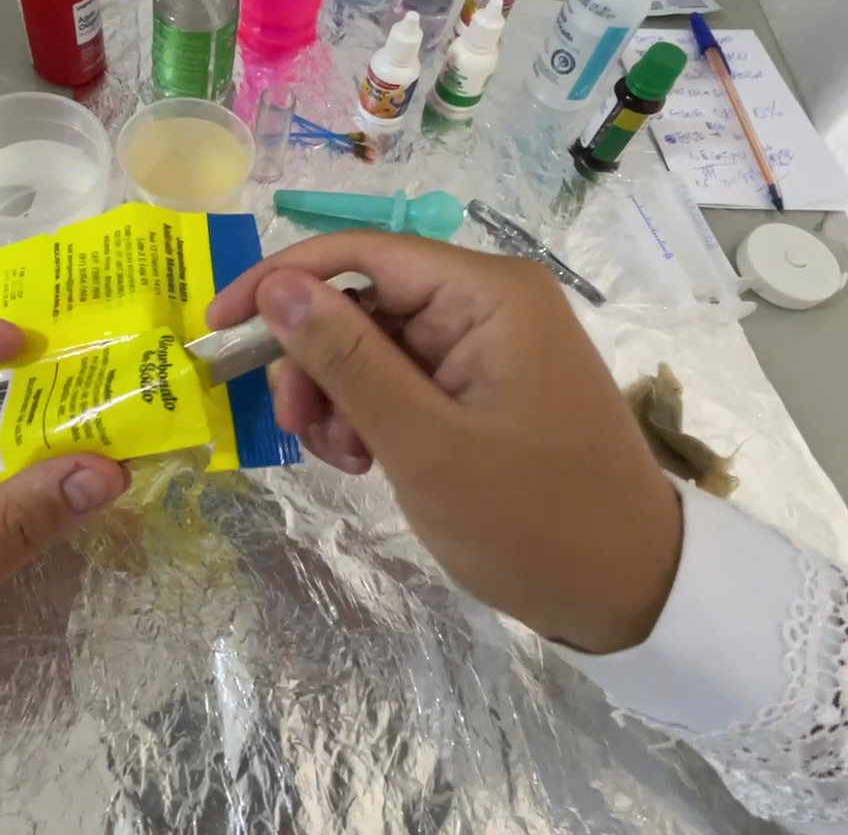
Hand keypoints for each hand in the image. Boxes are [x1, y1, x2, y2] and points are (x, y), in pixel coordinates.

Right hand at [208, 234, 680, 653]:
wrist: (628, 592)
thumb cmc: (532, 519)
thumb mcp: (423, 442)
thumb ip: (346, 358)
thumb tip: (275, 286)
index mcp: (486, 292)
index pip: (360, 254)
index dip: (281, 281)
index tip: (219, 326)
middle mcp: (485, 300)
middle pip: (362, 302)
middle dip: (316, 360)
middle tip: (295, 426)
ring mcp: (483, 341)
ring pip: (372, 343)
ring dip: (338, 394)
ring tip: (344, 457)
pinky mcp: (478, 379)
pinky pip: (399, 376)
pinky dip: (368, 412)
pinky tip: (368, 458)